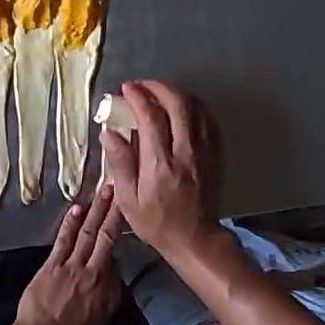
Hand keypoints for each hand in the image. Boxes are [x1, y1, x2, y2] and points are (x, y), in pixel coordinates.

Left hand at [10, 184, 124, 324]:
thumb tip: (114, 274)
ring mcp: (71, 268)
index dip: (123, 233)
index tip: (129, 211)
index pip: (119, 256)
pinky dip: (70, 224)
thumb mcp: (103, 321)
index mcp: (109, 289)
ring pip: (88, 234)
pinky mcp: (51, 267)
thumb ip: (110, 295)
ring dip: (96, 210)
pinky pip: (64, 241)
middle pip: (107, 237)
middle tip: (119, 187)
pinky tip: (77, 209)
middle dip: (114, 211)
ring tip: (104, 190)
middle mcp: (94, 273)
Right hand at [99, 80, 221, 262]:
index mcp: (160, 164)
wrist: (195, 239)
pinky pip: (208, 120)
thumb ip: (120, 163)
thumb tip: (109, 133)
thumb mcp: (128, 200)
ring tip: (159, 93)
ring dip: (176, 94)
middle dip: (158, 87)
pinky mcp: (215, 154)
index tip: (126, 89)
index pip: (151, 117)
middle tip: (141, 85)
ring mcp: (204, 151)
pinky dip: (194, 106)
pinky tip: (182, 108)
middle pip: (177, 104)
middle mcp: (185, 152)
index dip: (138, 97)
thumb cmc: (156, 223)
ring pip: (196, 108)